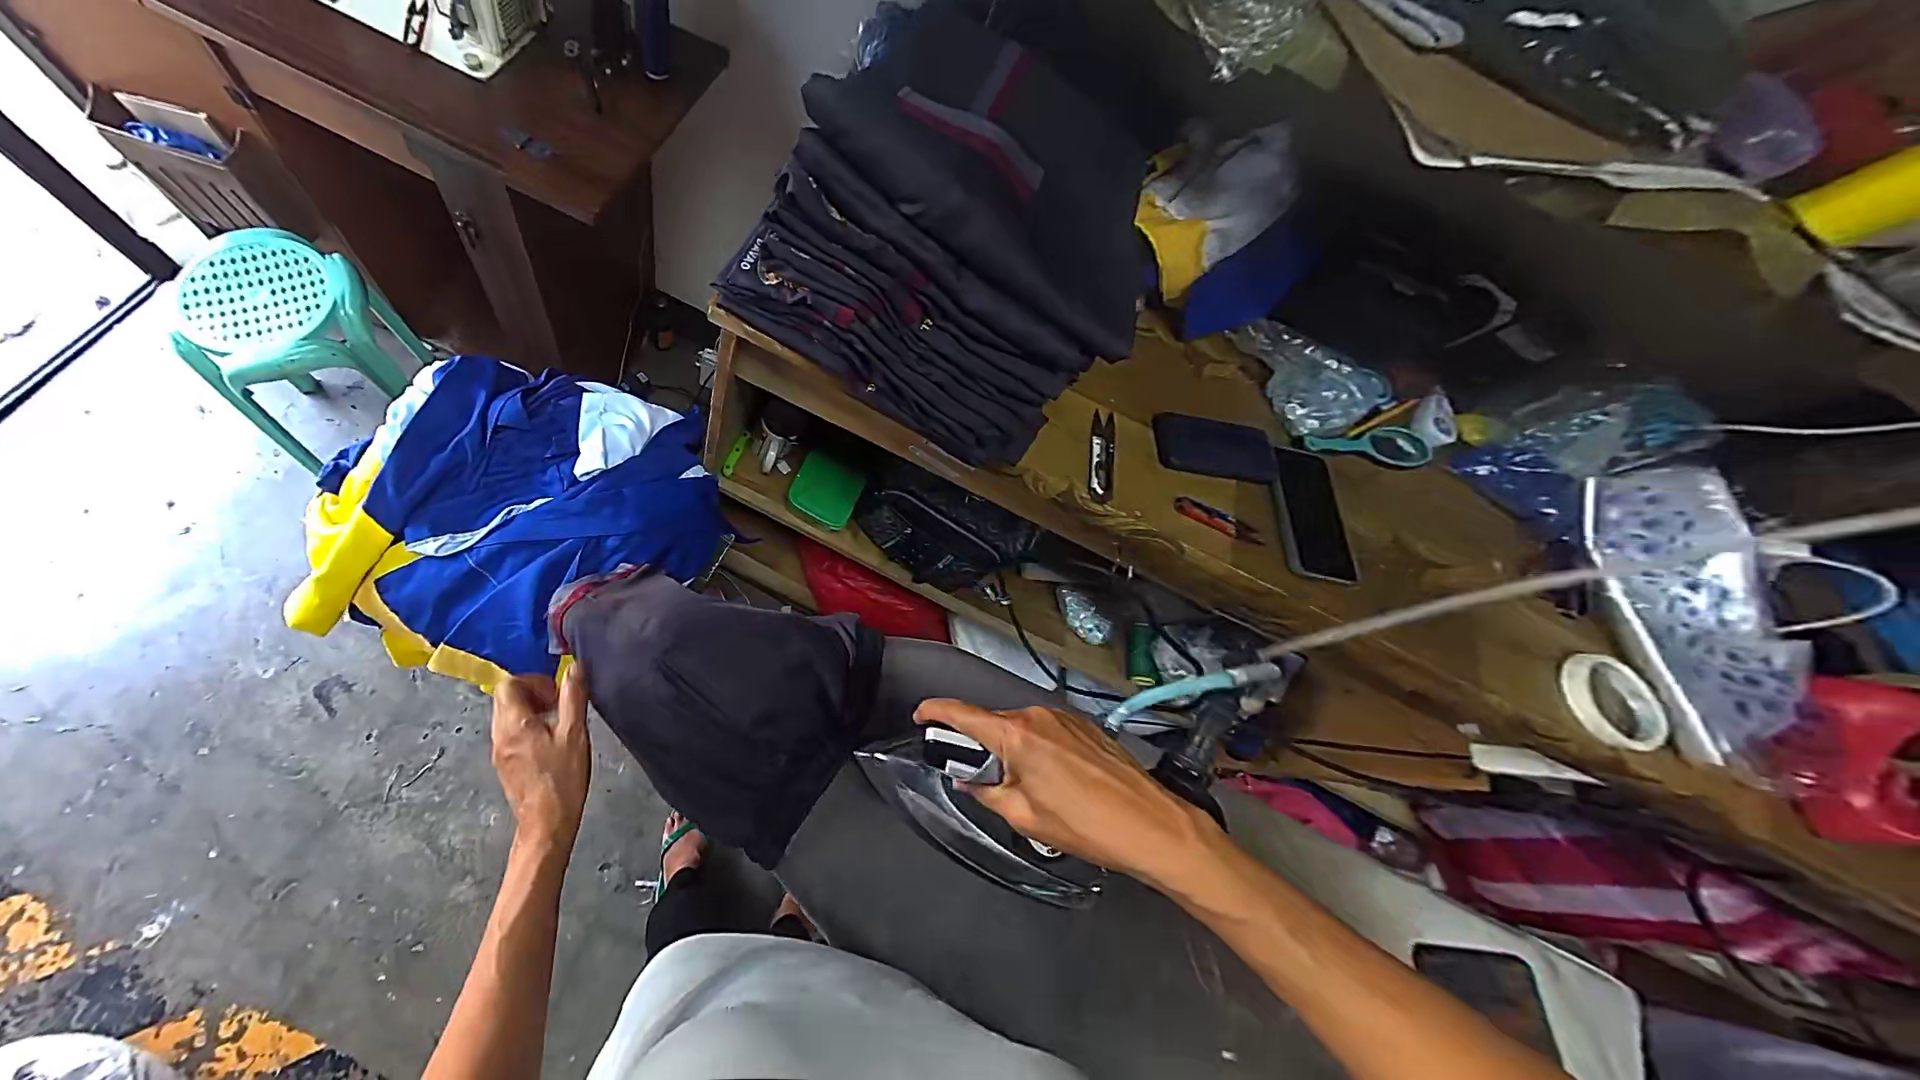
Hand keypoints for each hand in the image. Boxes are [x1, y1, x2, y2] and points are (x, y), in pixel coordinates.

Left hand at [491, 667, 591, 849]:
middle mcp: (499, 735)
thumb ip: (573, 697)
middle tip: (560, 704)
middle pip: (506, 698)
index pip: (509, 684)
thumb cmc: (564, 776)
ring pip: (508, 714)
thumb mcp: (575, 732)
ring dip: (532, 709)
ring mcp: (498, 750)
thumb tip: (573, 668)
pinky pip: (511, 731)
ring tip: (559, 723)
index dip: (534, 680)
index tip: (557, 692)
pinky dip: (528, 726)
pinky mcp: (504, 762)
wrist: (547, 820)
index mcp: (514, 724)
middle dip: (534, 693)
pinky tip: (551, 740)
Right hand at [913, 698, 1216, 884]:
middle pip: (994, 723)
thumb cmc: (1088, 824)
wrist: (1150, 823)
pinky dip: (1037, 749)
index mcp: (1018, 735)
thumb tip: (973, 782)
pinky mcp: (1084, 726)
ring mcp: (1065, 718)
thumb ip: (988, 793)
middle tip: (980, 780)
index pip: (963, 713)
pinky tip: (1053, 782)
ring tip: (1029, 790)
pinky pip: (1046, 731)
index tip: (923, 714)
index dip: (937, 711)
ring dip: (1013, 751)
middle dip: (980, 747)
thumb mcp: (1024, 817)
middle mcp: (1040, 716)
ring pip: (1021, 728)